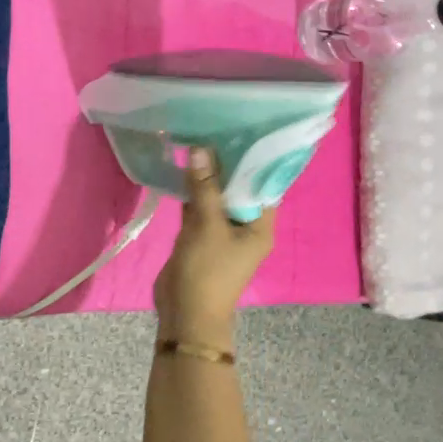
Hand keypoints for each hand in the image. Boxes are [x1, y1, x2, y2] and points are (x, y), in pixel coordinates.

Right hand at [153, 149, 274, 348]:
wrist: (185, 312)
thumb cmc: (207, 270)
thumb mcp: (206, 225)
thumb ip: (204, 186)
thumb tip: (200, 148)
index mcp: (260, 226)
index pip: (262, 185)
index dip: (252, 160)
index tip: (239, 130)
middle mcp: (245, 226)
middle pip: (238, 189)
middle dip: (224, 164)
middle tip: (211, 129)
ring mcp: (221, 232)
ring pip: (216, 197)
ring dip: (206, 177)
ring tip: (194, 141)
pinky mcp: (199, 236)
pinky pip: (199, 208)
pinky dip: (191, 192)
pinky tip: (180, 169)